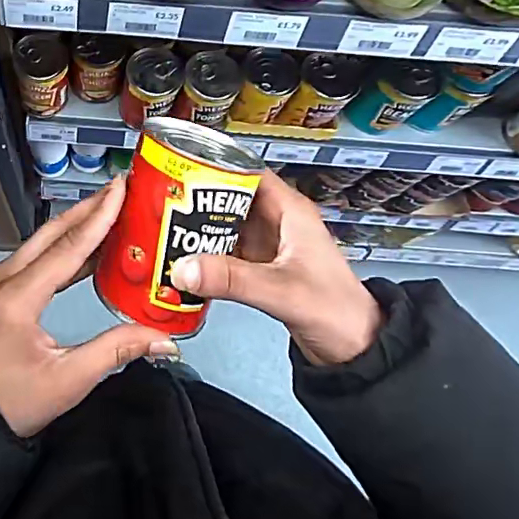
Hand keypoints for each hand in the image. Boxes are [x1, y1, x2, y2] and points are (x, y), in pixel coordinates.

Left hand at [0, 175, 177, 436]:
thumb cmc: (11, 399)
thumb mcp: (67, 380)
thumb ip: (115, 351)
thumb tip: (162, 338)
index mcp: (19, 296)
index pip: (68, 247)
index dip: (99, 216)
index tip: (121, 189)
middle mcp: (6, 278)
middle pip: (54, 232)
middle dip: (90, 207)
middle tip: (123, 187)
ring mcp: (2, 279)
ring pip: (45, 239)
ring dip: (80, 222)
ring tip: (114, 208)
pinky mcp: (5, 286)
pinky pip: (40, 254)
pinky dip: (68, 244)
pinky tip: (93, 244)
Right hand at [168, 170, 380, 365]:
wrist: (357, 353)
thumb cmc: (339, 312)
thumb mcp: (283, 291)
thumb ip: (233, 280)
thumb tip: (185, 268)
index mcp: (290, 211)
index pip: (247, 171)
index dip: (216, 165)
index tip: (182, 167)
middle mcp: (276, 222)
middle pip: (228, 196)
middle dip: (196, 197)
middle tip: (161, 200)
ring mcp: (266, 244)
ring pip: (223, 224)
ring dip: (197, 226)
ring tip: (162, 226)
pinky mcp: (258, 267)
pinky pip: (224, 251)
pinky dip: (204, 253)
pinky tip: (182, 258)